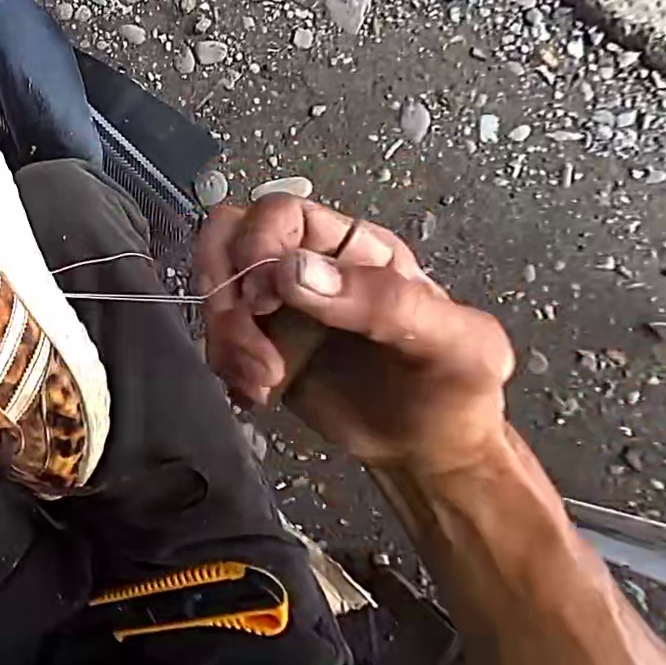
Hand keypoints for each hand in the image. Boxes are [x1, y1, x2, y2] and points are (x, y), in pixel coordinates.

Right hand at [195, 195, 514, 474]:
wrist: (424, 451)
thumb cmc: (450, 392)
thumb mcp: (453, 344)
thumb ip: (385, 300)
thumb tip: (293, 271)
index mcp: (354, 250)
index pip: (278, 213)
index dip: (256, 246)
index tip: (266, 300)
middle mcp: (306, 268)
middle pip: (225, 243)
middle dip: (225, 296)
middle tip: (256, 347)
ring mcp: (274, 308)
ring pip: (212, 294)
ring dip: (227, 341)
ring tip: (266, 381)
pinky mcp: (255, 345)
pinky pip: (212, 339)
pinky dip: (226, 368)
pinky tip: (261, 393)